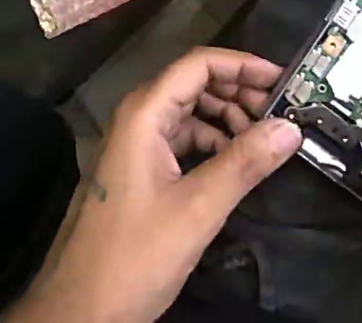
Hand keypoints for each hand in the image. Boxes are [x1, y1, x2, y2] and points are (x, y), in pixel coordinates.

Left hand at [6, 48, 301, 322]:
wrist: (72, 320)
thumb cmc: (130, 258)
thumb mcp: (196, 210)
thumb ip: (244, 164)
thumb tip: (290, 128)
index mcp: (146, 113)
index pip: (200, 64)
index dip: (243, 65)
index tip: (282, 79)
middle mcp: (139, 117)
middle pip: (196, 83)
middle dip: (240, 92)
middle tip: (279, 112)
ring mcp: (136, 143)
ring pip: (191, 111)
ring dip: (229, 118)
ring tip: (262, 139)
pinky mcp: (139, 169)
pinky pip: (183, 138)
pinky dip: (213, 142)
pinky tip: (235, 162)